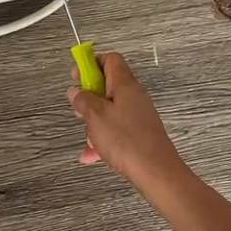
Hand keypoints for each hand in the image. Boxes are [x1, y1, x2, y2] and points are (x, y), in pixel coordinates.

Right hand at [69, 52, 188, 188]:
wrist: (155, 171)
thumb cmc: (126, 141)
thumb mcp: (95, 116)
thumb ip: (83, 99)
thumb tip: (75, 91)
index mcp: (125, 84)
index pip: (110, 59)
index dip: (92, 63)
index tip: (77, 75)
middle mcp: (134, 96)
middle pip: (109, 85)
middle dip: (89, 96)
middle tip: (79, 108)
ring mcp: (138, 115)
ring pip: (110, 110)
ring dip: (95, 121)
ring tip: (88, 138)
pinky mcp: (140, 133)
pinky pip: (117, 129)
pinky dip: (104, 138)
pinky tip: (92, 155)